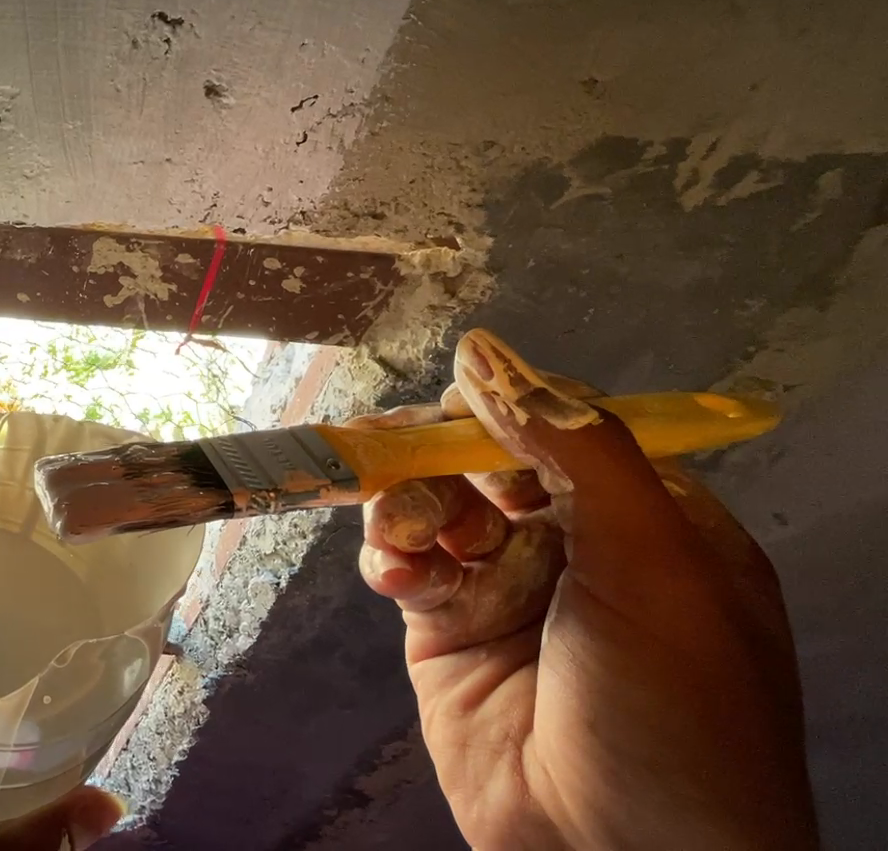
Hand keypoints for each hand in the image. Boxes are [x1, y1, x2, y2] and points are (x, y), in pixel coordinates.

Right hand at [350, 328, 816, 849]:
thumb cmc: (669, 707)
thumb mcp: (651, 566)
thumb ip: (571, 448)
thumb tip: (483, 349)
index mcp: (643, 520)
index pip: (556, 426)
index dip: (499, 409)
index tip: (453, 414)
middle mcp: (567, 542)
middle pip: (475, 458)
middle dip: (435, 459)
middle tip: (390, 457)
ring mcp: (499, 581)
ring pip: (427, 500)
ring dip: (406, 509)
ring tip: (409, 546)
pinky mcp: (440, 619)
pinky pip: (399, 558)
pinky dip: (388, 556)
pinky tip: (395, 577)